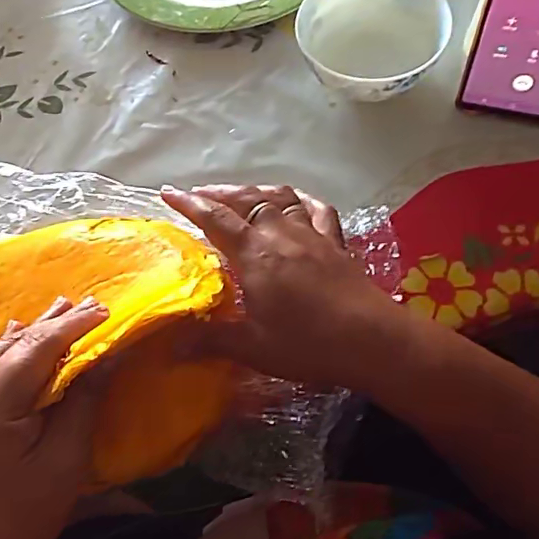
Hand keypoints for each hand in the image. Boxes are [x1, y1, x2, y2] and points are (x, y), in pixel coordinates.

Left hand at [0, 297, 112, 538]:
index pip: (32, 351)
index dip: (69, 327)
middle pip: (3, 350)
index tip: (102, 309)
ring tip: (53, 314)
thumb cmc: (17, 527)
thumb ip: (82, 402)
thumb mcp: (62, 465)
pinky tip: (10, 345)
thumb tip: (106, 354)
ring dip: (19, 342)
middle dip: (45, 326)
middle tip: (81, 303)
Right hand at [161, 184, 403, 390]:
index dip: (190, 203)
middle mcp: (281, 234)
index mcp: (255, 253)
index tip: (168, 192)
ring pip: (280, 199)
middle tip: (200, 194)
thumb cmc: (307, 343)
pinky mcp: (336, 243)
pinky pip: (318, 210)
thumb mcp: (253, 346)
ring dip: (257, 192)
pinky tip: (296, 203)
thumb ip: (211, 340)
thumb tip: (170, 346)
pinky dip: (301, 201)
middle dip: (220, 193)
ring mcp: (312, 234)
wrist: (370, 339)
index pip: (215, 219)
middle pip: (247, 200)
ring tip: (242, 195)